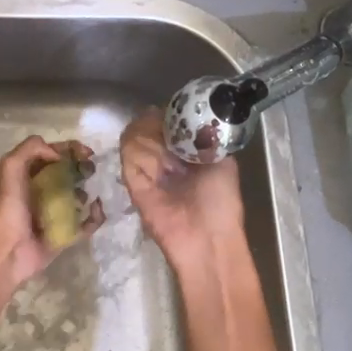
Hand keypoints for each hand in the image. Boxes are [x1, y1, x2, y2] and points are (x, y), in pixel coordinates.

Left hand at [0, 135, 104, 286]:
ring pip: (80, 196)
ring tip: (91, 192)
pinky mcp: (66, 232)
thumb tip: (60, 155)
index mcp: (30, 173)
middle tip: (91, 172)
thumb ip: (32, 148)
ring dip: (90, 191)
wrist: (9, 247)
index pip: (55, 154)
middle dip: (84, 169)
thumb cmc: (10, 205)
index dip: (71, 150)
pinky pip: (87, 222)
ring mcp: (56, 212)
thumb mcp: (11, 166)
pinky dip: (96, 216)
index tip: (87, 153)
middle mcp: (43, 190)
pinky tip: (96, 209)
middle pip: (70, 173)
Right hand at [121, 109, 244, 266]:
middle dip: (156, 123)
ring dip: (152, 140)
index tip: (176, 112)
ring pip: (134, 136)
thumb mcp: (223, 161)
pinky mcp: (131, 181)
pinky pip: (129, 155)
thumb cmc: (220, 202)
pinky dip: (143, 154)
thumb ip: (205, 139)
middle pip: (145, 125)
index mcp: (181, 153)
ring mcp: (143, 169)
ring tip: (170, 162)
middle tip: (170, 135)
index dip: (168, 114)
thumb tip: (188, 121)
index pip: (164, 122)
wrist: (207, 237)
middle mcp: (160, 158)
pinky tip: (160, 167)